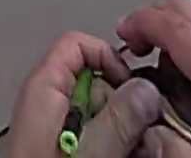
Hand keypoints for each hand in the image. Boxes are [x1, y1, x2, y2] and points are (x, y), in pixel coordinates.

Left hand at [5, 31, 147, 157]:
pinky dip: (114, 147)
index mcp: (44, 87)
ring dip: (125, 133)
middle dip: (125, 106)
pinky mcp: (64, 150)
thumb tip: (146, 90)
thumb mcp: (89, 151)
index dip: (108, 57)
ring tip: (137, 153)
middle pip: (95, 81)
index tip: (135, 88)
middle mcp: (49, 102)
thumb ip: (118, 119)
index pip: (77, 45)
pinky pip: (95, 137)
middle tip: (145, 135)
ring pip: (101, 114)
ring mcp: (56, 128)